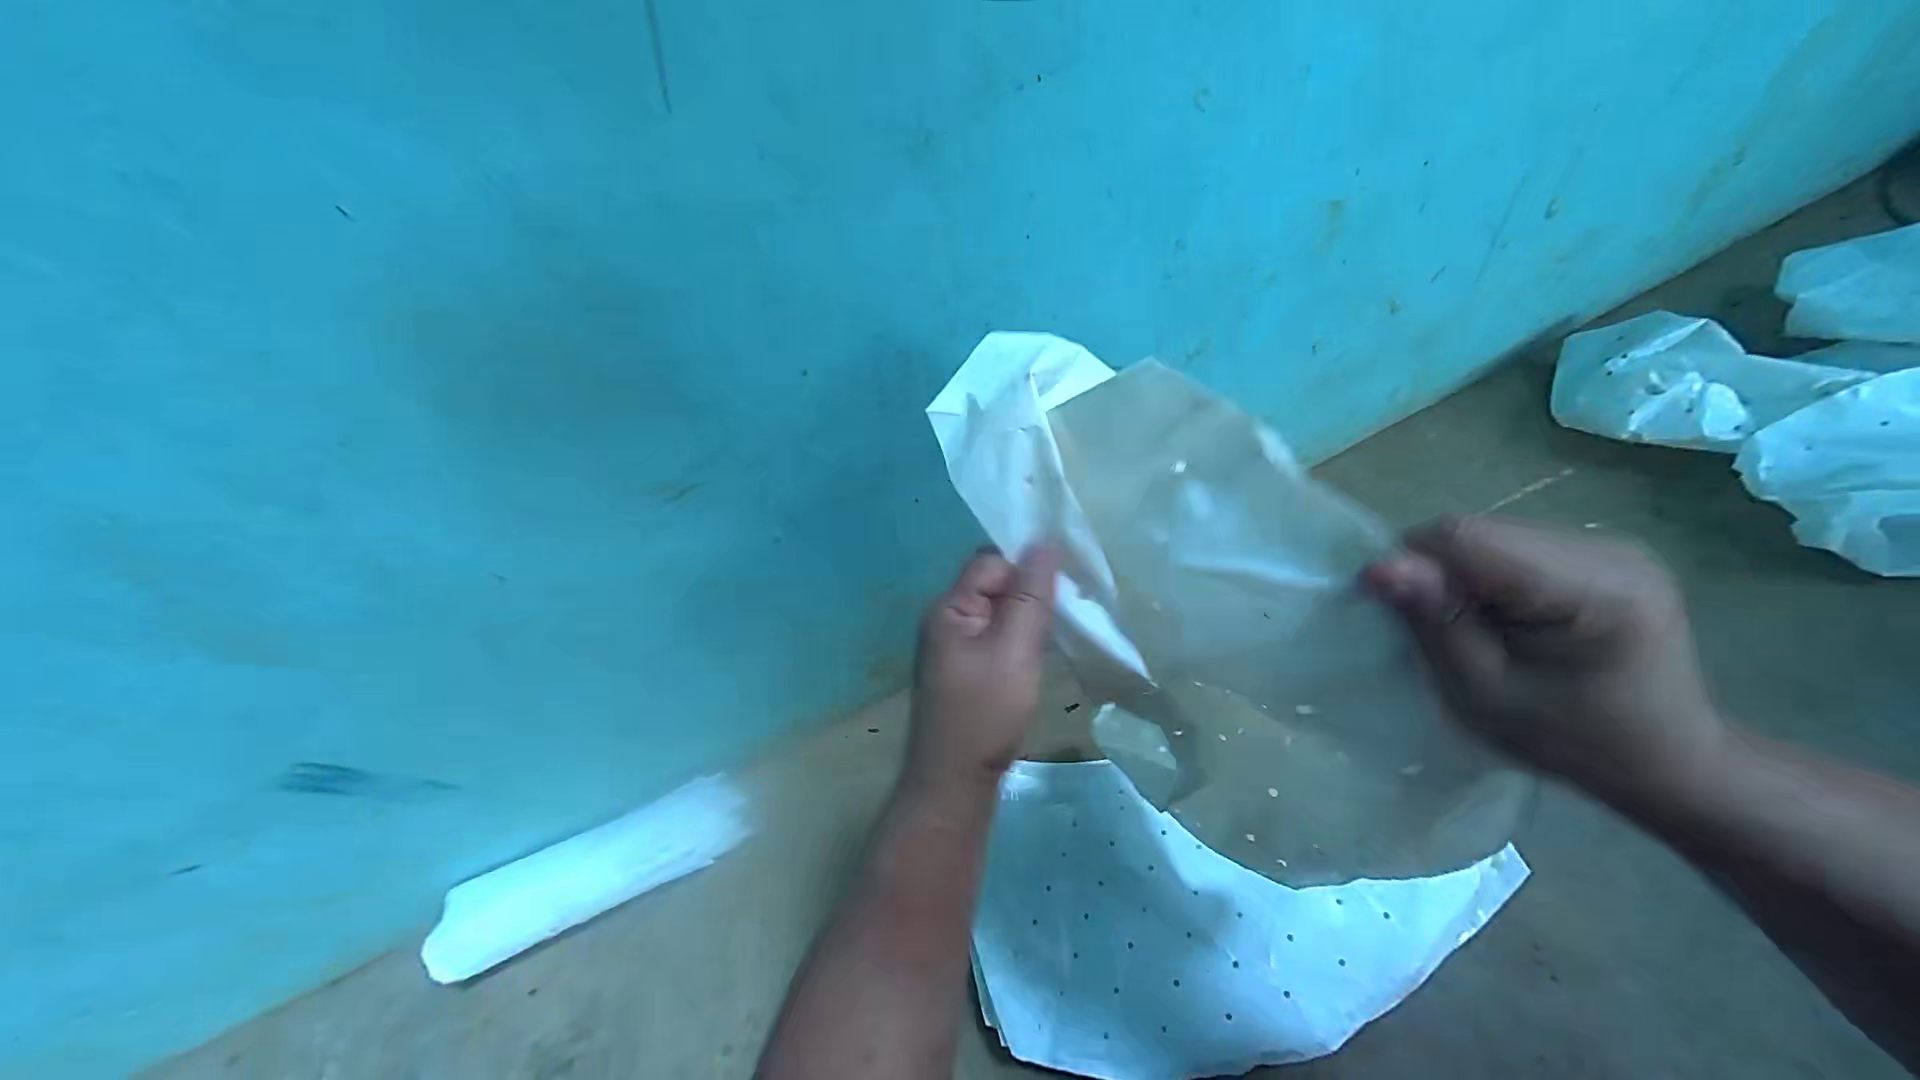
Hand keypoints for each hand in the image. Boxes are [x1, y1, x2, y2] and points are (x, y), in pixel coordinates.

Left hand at [904, 546, 1058, 791]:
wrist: (955, 780)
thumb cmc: (986, 713)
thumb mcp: (1015, 650)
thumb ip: (1030, 596)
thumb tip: (1044, 542)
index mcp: (948, 609)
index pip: (990, 563)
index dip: (1024, 570)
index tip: (1058, 594)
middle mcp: (945, 620)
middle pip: (993, 585)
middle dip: (1028, 594)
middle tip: (1061, 617)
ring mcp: (952, 646)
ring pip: (998, 612)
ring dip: (1026, 618)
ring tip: (1053, 637)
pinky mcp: (964, 668)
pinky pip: (995, 636)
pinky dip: (1018, 639)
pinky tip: (1036, 657)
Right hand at [1363, 514, 1729, 799]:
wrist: (1665, 760)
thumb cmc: (1568, 741)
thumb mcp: (1484, 694)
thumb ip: (1436, 624)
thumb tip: (1378, 567)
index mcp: (1594, 588)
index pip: (1466, 539)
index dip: (1412, 564)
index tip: (1394, 612)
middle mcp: (1608, 549)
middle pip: (1475, 531)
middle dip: (1435, 571)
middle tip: (1437, 630)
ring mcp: (1608, 544)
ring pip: (1486, 532)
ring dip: (1456, 573)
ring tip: (1472, 626)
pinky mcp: (1600, 550)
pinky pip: (1506, 542)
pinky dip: (1480, 574)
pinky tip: (1500, 614)